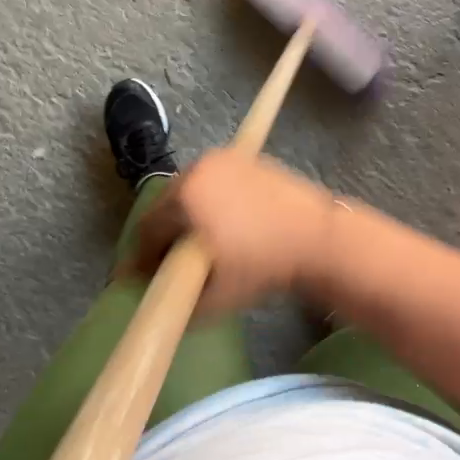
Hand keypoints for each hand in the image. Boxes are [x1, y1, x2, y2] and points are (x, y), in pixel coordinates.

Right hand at [124, 150, 339, 314]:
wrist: (316, 236)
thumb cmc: (261, 264)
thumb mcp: (212, 297)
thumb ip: (173, 299)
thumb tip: (155, 299)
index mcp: (184, 195)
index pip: (148, 228)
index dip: (144, 258)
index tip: (146, 278)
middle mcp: (200, 168)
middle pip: (168, 204)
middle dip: (166, 234)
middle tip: (172, 263)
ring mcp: (227, 159)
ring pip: (193, 191)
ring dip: (189, 216)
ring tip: (200, 246)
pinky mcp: (249, 160)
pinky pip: (218, 182)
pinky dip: (213, 201)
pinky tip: (226, 226)